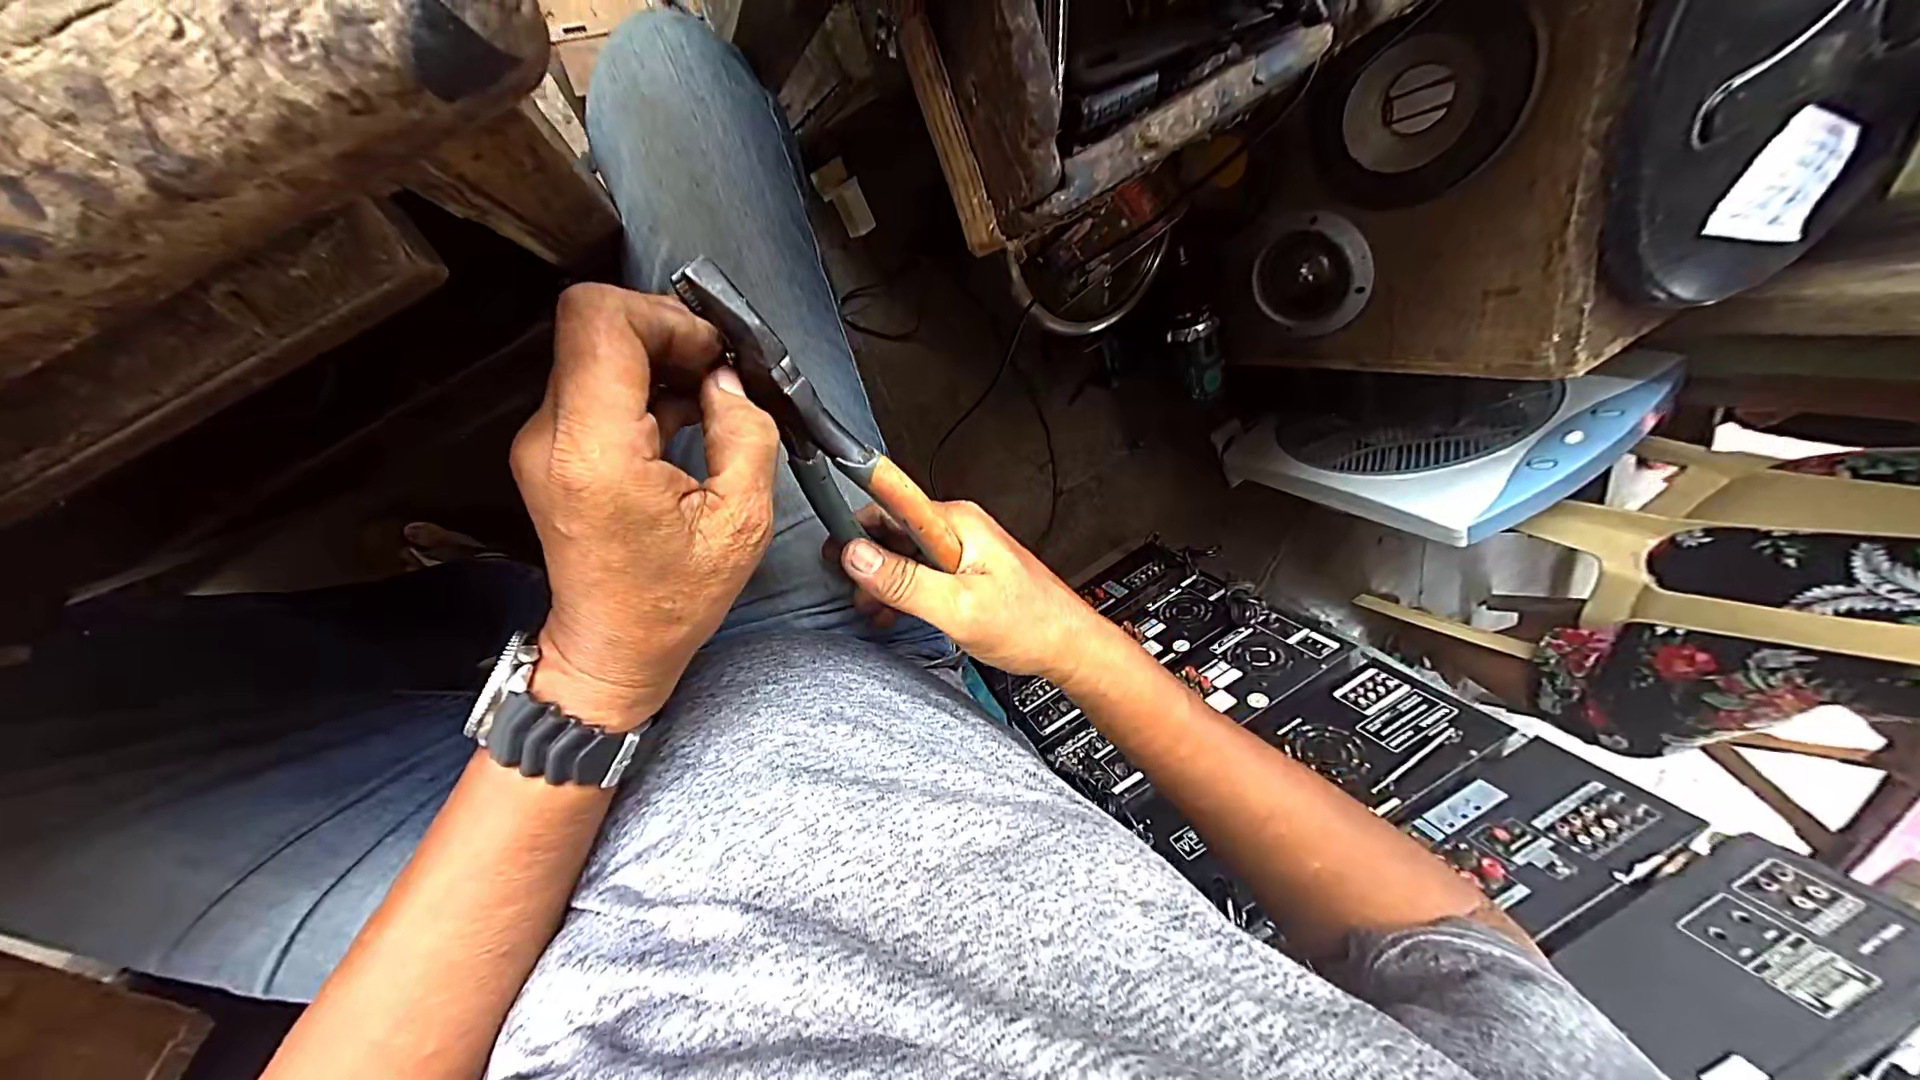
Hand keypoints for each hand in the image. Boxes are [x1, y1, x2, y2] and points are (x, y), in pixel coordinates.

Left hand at [511, 284, 780, 729]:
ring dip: (660, 360)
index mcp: (596, 450)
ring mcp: (546, 441)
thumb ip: (745, 435)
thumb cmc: (675, 598)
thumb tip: (728, 382)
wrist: (612, 647)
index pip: (600, 320)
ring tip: (710, 398)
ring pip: (596, 351)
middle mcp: (554, 435)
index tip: (713, 355)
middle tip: (719, 372)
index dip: (665, 318)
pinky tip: (686, 418)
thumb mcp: (742, 521)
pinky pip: (598, 387)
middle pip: (595, 326)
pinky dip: (646, 387)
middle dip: (667, 333)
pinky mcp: (555, 449)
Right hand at [834, 499, 1123, 684]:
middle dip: (864, 557)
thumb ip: (904, 581)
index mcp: (956, 523)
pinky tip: (894, 611)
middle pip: (891, 527)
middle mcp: (957, 527)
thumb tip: (856, 556)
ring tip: (873, 609)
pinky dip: (901, 588)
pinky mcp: (962, 567)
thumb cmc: (1029, 624)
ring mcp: (960, 547)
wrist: (1067, 645)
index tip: (822, 497)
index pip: (891, 497)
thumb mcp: (958, 608)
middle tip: (848, 588)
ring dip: (882, 579)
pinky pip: (920, 568)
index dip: (854, 500)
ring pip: (902, 552)